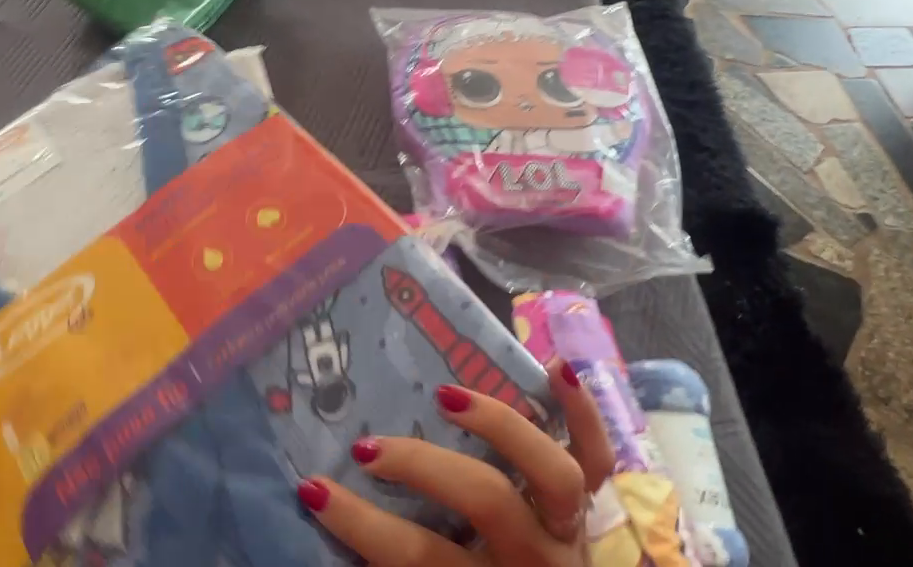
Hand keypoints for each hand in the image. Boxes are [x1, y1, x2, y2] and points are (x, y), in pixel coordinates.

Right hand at [297, 358, 613, 565]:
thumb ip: (402, 560)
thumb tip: (326, 505)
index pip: (416, 556)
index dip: (361, 525)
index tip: (314, 489)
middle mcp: (532, 555)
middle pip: (485, 501)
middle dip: (421, 466)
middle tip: (368, 445)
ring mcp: (568, 526)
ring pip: (553, 472)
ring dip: (500, 427)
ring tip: (446, 396)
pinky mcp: (590, 505)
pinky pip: (598, 457)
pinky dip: (583, 413)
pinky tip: (555, 366)